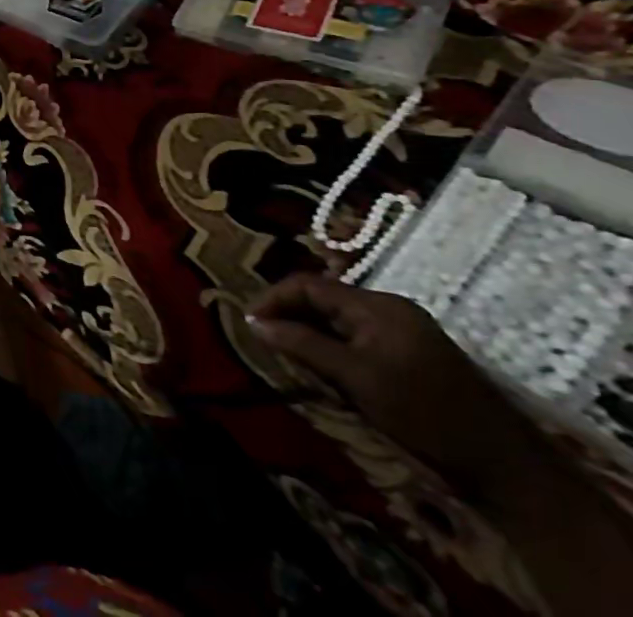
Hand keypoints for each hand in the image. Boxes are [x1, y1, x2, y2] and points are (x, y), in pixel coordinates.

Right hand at [247, 274, 538, 486]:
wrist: (503, 464)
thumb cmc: (425, 413)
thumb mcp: (355, 376)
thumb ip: (302, 344)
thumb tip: (253, 322)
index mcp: (379, 307)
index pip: (308, 285)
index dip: (272, 299)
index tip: (247, 323)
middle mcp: (389, 310)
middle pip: (320, 298)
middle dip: (286, 315)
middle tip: (260, 339)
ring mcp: (400, 332)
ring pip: (333, 318)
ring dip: (304, 331)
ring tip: (281, 352)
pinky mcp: (405, 353)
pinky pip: (351, 336)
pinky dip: (325, 345)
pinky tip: (315, 364)